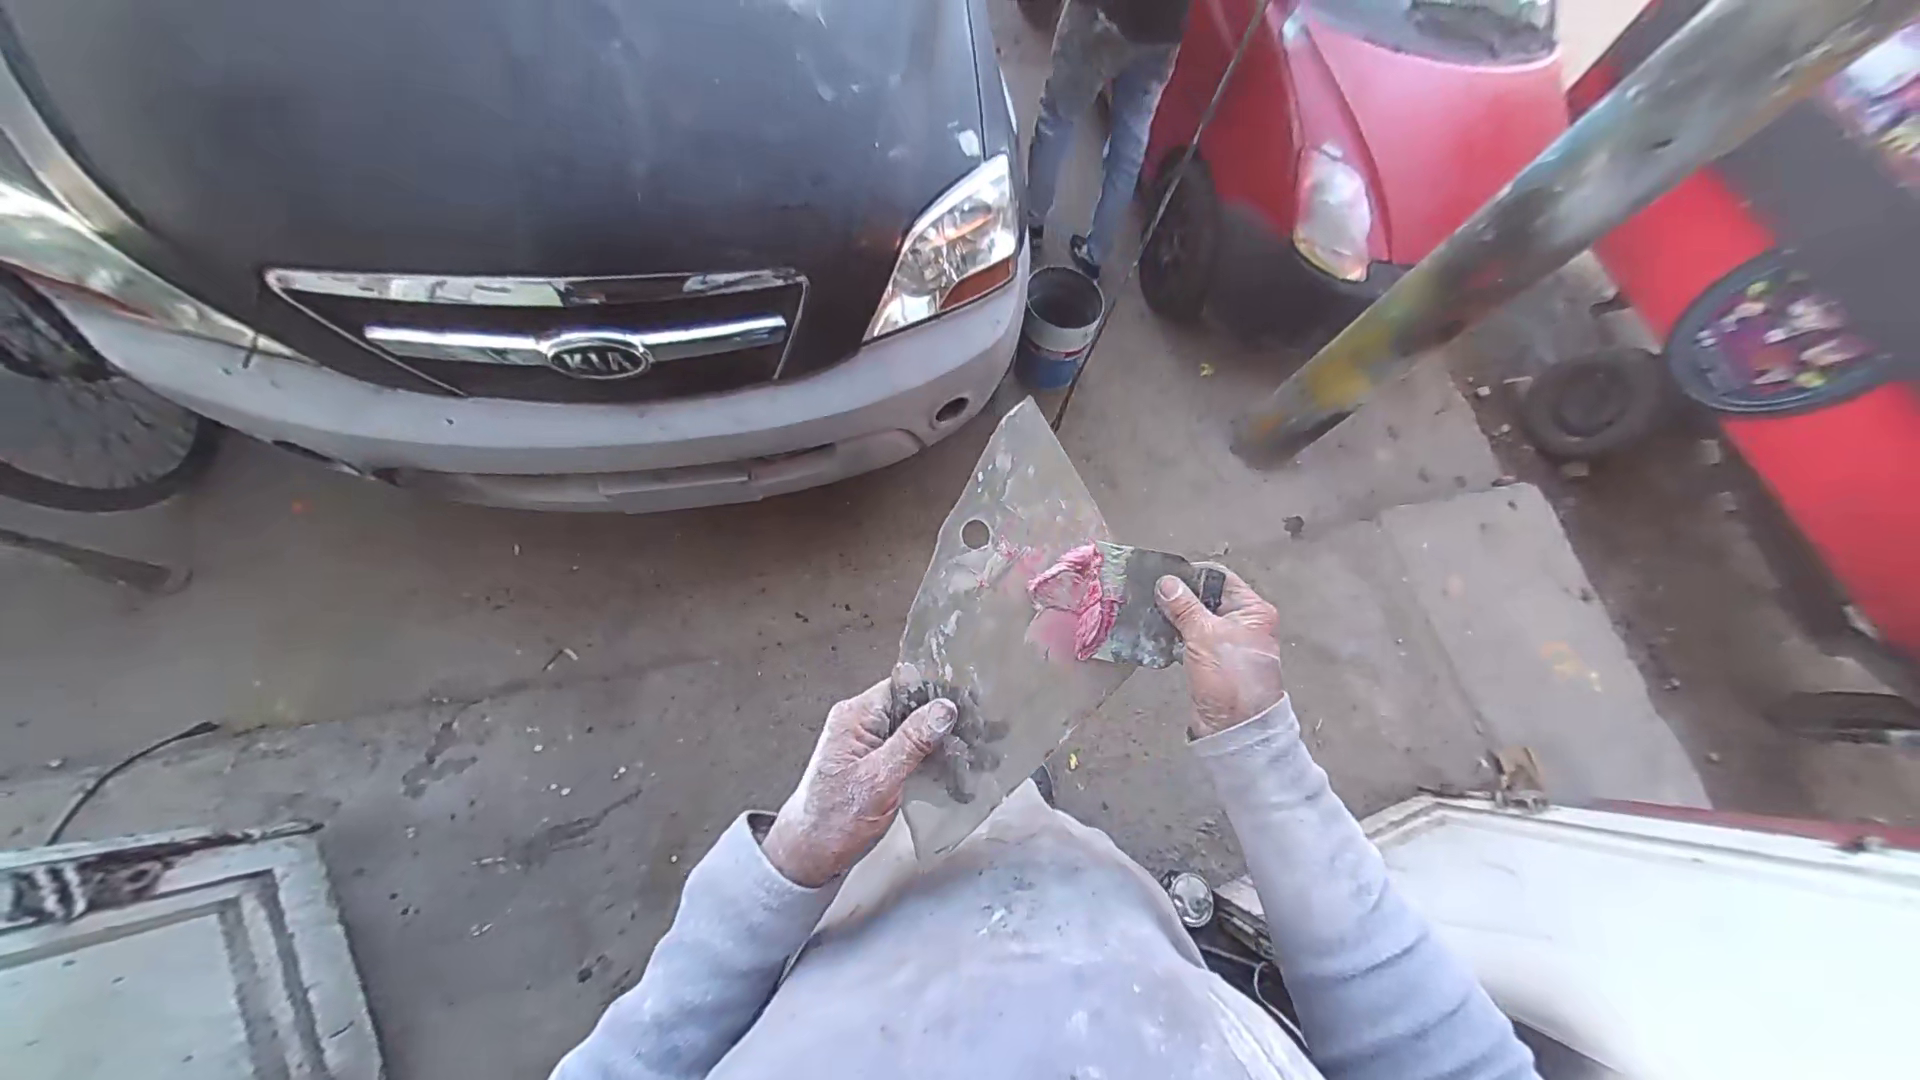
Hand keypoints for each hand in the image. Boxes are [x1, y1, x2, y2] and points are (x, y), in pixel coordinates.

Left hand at [761, 667, 956, 886]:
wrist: (808, 858)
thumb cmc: (831, 821)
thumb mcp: (878, 780)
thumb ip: (911, 742)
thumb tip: (943, 709)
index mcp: (855, 715)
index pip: (903, 685)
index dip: (935, 689)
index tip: (967, 698)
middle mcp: (862, 722)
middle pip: (911, 705)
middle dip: (943, 716)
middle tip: (978, 725)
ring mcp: (870, 742)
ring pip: (914, 728)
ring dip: (940, 738)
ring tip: (972, 745)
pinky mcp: (878, 762)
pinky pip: (910, 748)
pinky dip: (931, 756)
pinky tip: (953, 764)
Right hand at [1156, 568, 1285, 736]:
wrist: (1234, 727)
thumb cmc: (1230, 677)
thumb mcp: (1205, 634)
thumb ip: (1184, 606)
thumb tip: (1166, 582)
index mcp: (1253, 610)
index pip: (1220, 578)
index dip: (1193, 574)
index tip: (1164, 576)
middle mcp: (1242, 622)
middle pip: (1205, 597)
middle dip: (1179, 596)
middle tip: (1149, 592)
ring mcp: (1225, 641)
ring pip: (1195, 618)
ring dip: (1174, 616)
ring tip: (1147, 610)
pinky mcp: (1210, 658)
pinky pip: (1189, 637)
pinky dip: (1174, 634)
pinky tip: (1154, 632)